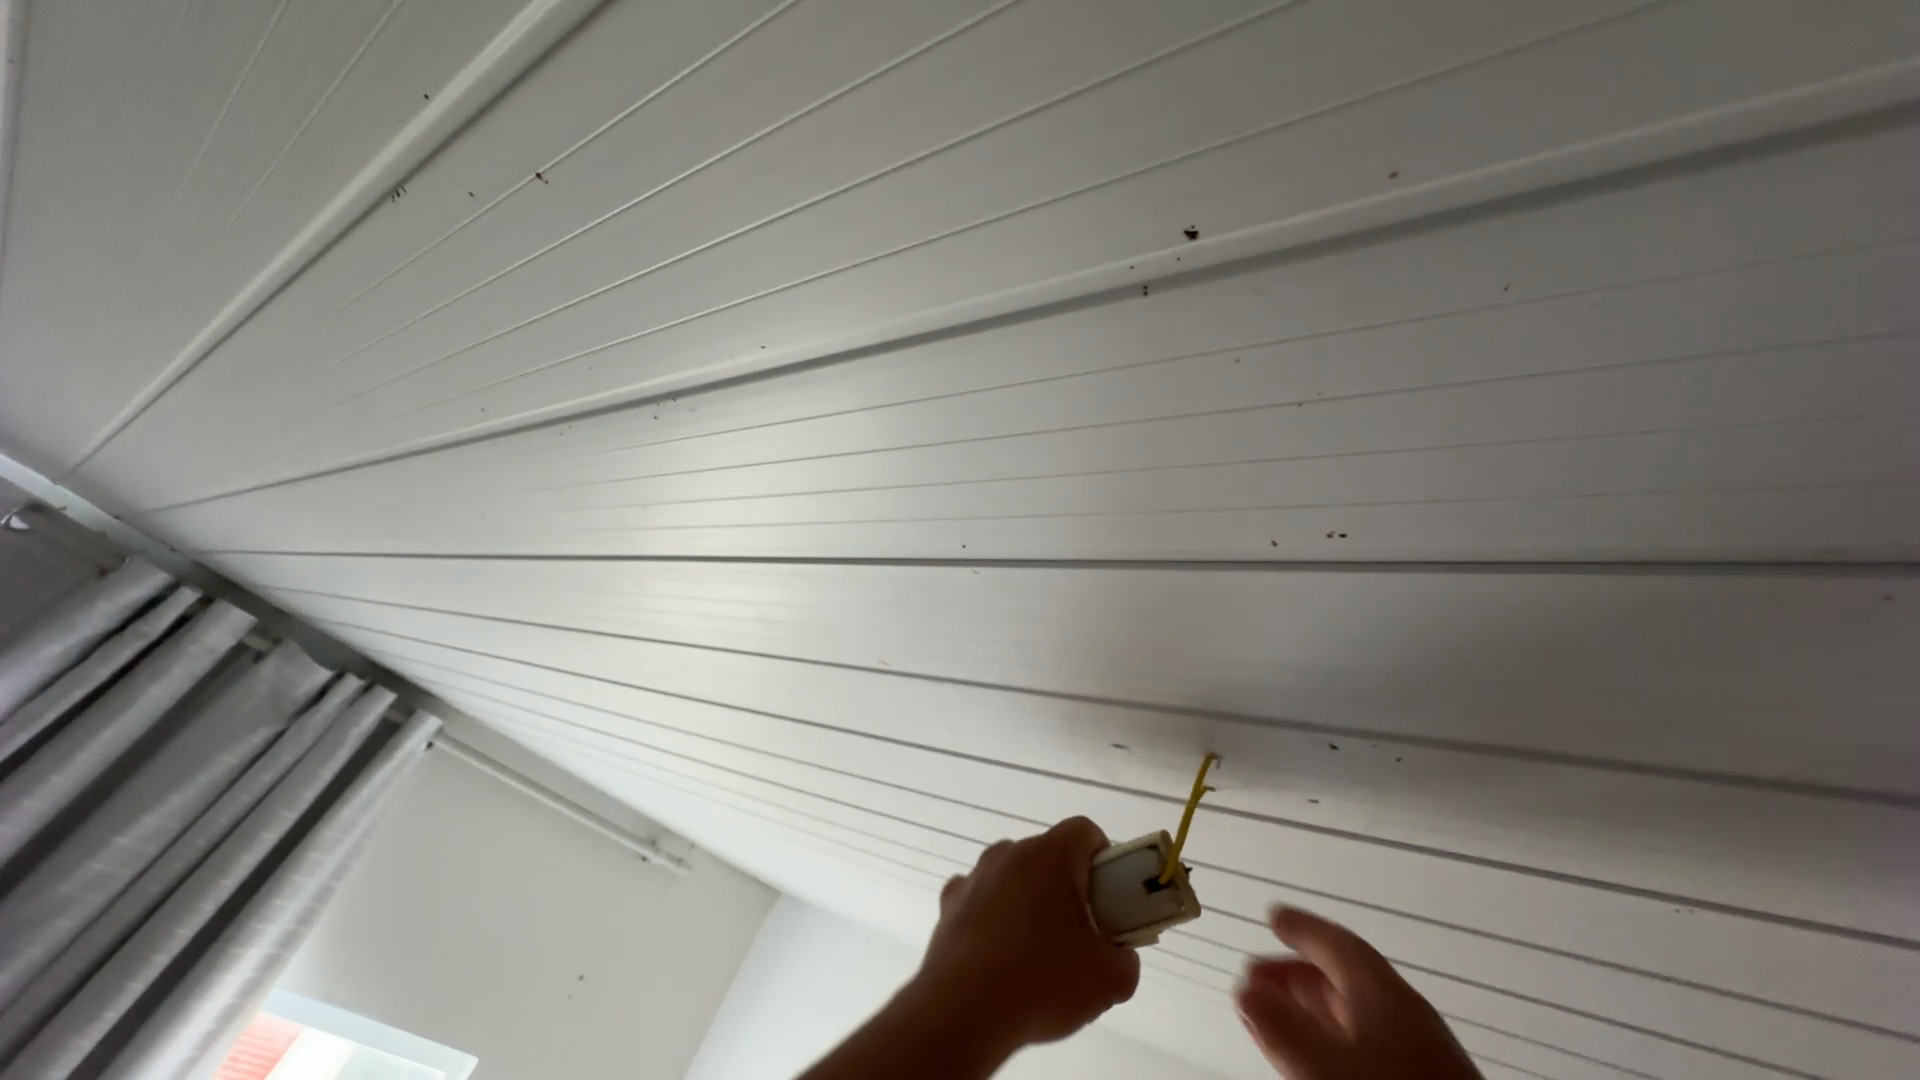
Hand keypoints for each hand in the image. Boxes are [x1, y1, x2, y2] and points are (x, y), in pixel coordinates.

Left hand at [915, 817, 1140, 1048]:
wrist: (963, 1011)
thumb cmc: (1043, 982)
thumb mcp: (1108, 980)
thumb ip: (1124, 960)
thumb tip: (1118, 956)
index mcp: (1050, 856)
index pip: (1084, 831)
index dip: (1103, 859)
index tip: (1108, 897)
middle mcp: (1009, 854)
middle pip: (1048, 856)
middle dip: (1066, 887)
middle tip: (1079, 933)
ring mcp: (974, 877)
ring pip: (1012, 877)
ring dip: (1027, 902)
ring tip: (1035, 955)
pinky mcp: (948, 904)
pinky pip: (980, 900)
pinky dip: (992, 920)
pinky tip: (998, 958)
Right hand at [1238, 907, 1480, 1079]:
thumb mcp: (1323, 1067)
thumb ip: (1280, 1028)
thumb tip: (1244, 990)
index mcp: (1386, 996)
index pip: (1339, 945)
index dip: (1303, 928)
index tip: (1272, 917)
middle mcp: (1404, 1017)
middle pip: (1345, 980)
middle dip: (1295, 972)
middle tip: (1254, 973)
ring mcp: (1416, 1056)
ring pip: (1354, 1016)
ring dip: (1309, 1008)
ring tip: (1271, 1014)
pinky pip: (1363, 1046)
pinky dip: (1328, 1039)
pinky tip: (1310, 1058)